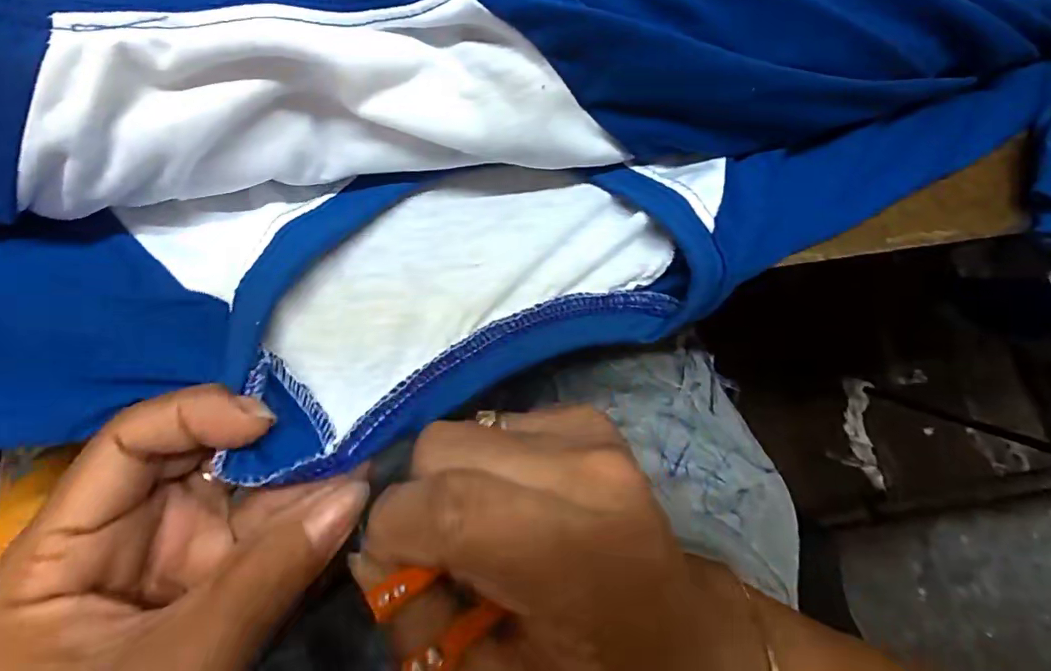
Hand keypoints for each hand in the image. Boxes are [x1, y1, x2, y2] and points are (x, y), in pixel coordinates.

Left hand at [0, 385, 368, 670]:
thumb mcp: (179, 666)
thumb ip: (265, 575)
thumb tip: (355, 489)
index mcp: (54, 558)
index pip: (124, 443)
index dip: (196, 413)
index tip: (266, 422)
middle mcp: (111, 541)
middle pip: (188, 459)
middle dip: (261, 446)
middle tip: (329, 436)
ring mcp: (165, 558)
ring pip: (235, 490)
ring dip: (295, 476)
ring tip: (353, 459)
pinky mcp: (210, 579)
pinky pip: (260, 528)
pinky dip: (302, 514)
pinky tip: (345, 495)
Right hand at [358, 406, 768, 670]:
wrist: (681, 634)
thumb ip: (417, 620)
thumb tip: (370, 552)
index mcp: (567, 547)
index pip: (443, 503)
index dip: (393, 531)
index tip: (393, 566)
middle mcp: (583, 466)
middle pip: (444, 445)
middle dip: (419, 498)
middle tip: (441, 551)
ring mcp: (592, 431)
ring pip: (467, 426)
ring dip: (455, 474)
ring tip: (485, 524)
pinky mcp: (591, 416)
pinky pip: (503, 420)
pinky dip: (490, 458)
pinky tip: (518, 498)